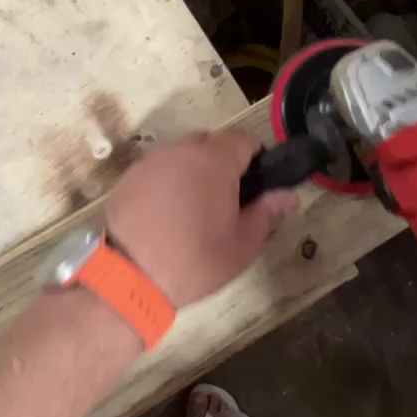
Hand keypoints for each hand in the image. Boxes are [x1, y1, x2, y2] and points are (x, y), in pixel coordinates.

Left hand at [105, 130, 301, 305]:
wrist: (128, 276)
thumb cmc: (194, 260)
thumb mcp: (242, 245)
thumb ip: (267, 213)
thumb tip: (288, 196)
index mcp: (214, 161)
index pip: (243, 140)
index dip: (253, 161)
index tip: (253, 188)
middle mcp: (181, 151)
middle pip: (210, 143)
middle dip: (221, 164)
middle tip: (225, 202)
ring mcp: (150, 162)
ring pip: (182, 156)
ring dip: (193, 173)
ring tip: (193, 211)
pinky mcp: (128, 178)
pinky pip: (158, 170)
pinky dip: (167, 184)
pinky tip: (166, 216)